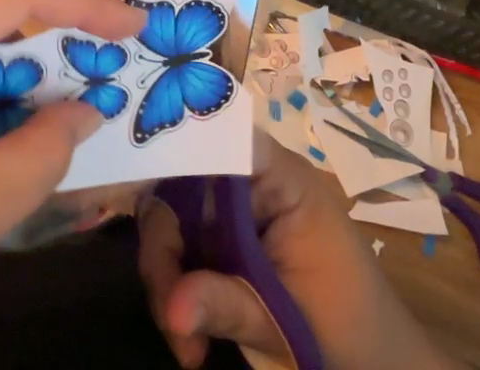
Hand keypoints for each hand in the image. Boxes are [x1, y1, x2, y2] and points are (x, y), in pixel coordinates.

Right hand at [138, 133, 456, 369]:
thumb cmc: (352, 335)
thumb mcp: (288, 320)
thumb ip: (227, 305)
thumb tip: (171, 306)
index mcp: (279, 178)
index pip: (217, 135)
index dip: (170, 142)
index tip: (128, 174)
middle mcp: (248, 182)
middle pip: (177, 182)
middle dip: (162, 248)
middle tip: (169, 311)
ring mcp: (230, 213)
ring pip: (168, 221)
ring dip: (165, 281)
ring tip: (186, 344)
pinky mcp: (219, 243)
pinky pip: (178, 251)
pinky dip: (175, 294)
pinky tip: (190, 340)